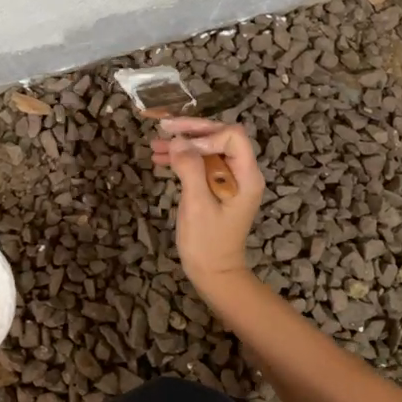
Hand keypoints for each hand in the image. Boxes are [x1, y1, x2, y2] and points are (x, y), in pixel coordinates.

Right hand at [151, 118, 266, 288]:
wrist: (213, 272)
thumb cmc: (207, 242)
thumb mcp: (197, 205)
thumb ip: (190, 170)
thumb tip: (177, 141)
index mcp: (246, 176)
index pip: (233, 136)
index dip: (207, 135)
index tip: (183, 147)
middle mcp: (242, 173)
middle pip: (220, 137)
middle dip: (192, 131)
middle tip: (162, 128)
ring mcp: (229, 179)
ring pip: (208, 148)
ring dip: (183, 144)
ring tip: (154, 144)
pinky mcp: (216, 187)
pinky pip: (201, 163)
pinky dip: (182, 159)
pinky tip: (160, 159)